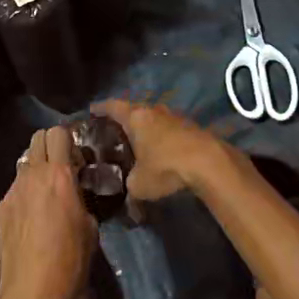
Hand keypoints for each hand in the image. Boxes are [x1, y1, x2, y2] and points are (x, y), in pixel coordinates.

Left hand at [0, 127, 97, 298]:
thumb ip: (80, 195)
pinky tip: (30, 218)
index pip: (58, 132)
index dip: (68, 140)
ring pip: (24, 163)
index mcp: (59, 173)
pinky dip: (24, 193)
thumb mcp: (90, 223)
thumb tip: (75, 192)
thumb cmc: (70, 257)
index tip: (76, 156)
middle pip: (37, 138)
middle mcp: (33, 174)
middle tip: (61, 166)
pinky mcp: (0, 210)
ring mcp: (12, 191)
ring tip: (44, 193)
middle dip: (50, 146)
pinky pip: (14, 189)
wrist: (33, 292)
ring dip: (35, 169)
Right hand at [93, 99, 228, 202]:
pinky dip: (159, 135)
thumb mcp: (138, 184)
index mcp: (136, 117)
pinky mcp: (189, 126)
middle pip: (134, 109)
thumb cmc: (165, 166)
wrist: (206, 161)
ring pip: (152, 117)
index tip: (92, 109)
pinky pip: (167, 127)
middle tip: (112, 128)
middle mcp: (154, 110)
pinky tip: (158, 148)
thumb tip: (130, 191)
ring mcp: (173, 116)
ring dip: (144, 126)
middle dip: (124, 117)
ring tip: (135, 139)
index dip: (102, 108)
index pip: (114, 106)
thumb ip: (129, 185)